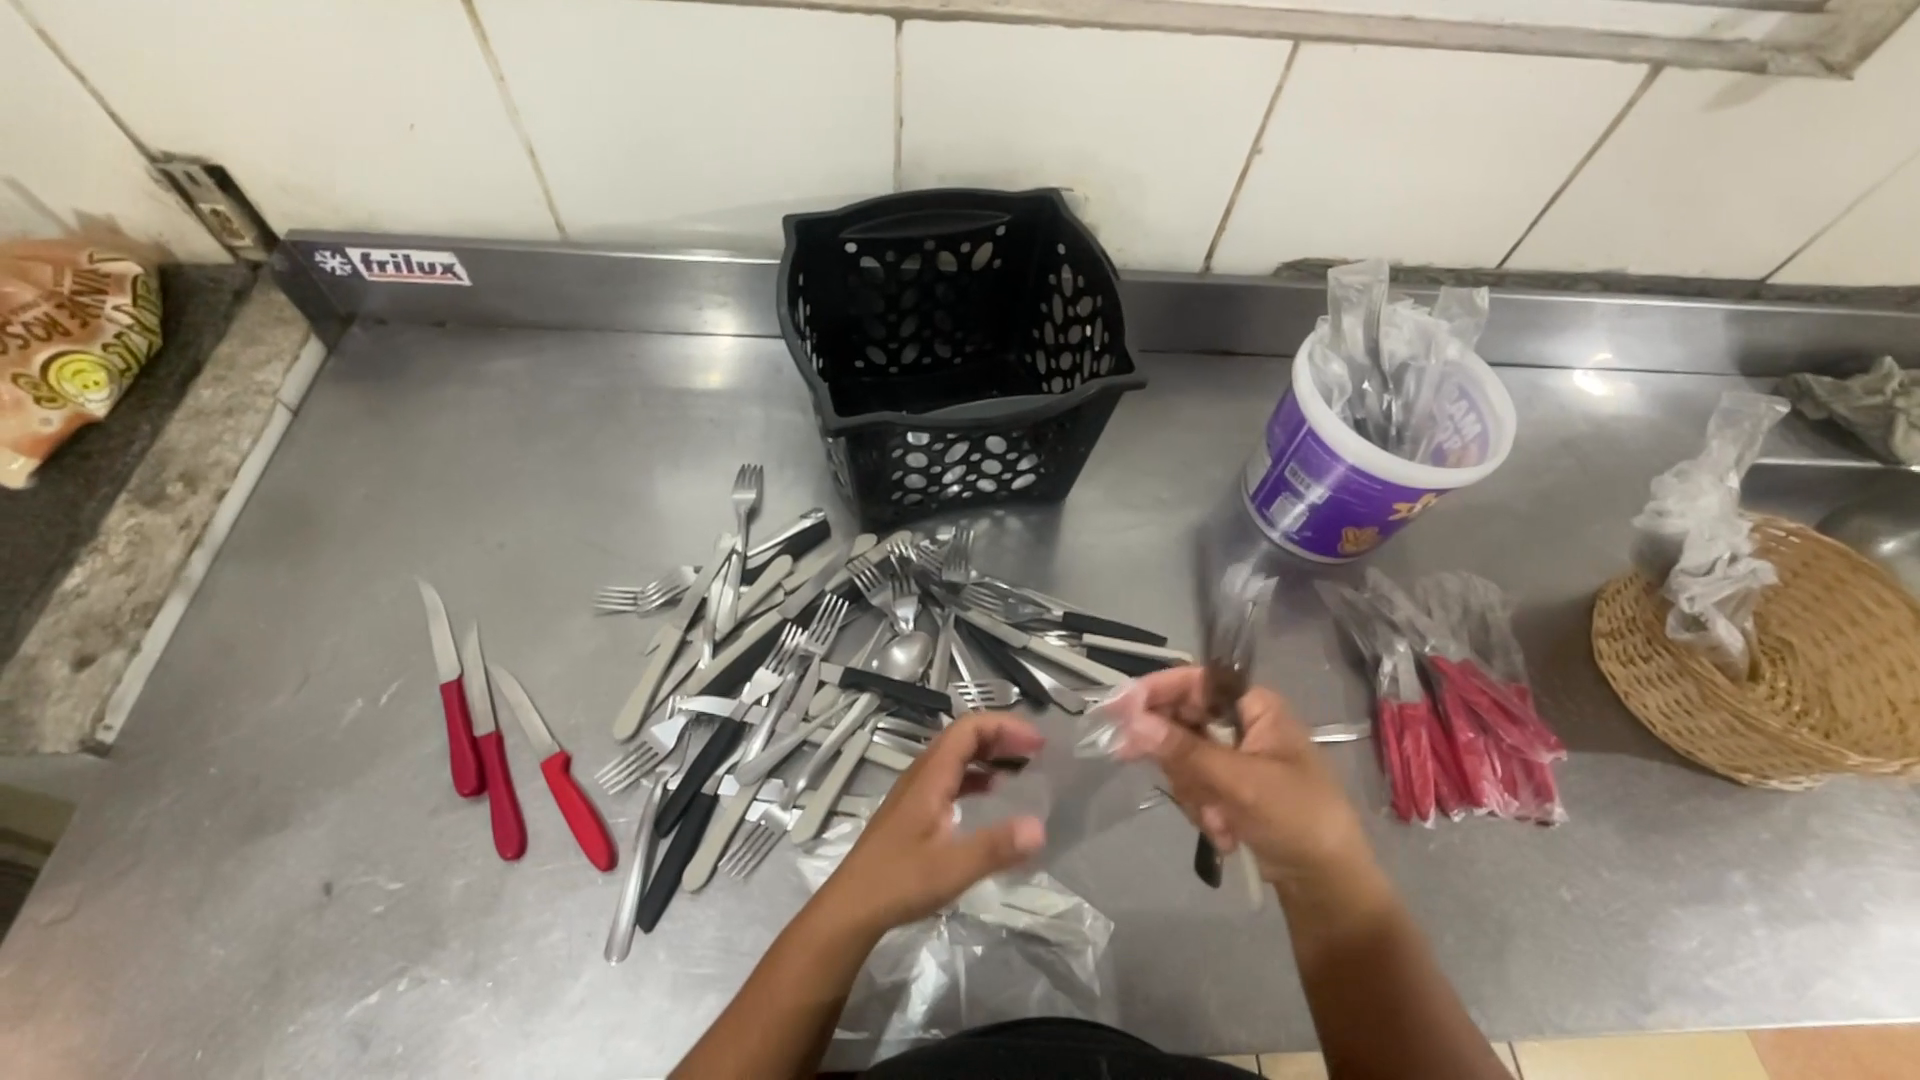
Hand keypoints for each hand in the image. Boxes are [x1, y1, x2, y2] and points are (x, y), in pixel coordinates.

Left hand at [811, 712, 1046, 935]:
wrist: (852, 907)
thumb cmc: (898, 882)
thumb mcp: (952, 868)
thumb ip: (996, 847)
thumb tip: (1039, 827)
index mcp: (930, 777)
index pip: (968, 729)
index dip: (1004, 726)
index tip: (1036, 743)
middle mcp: (922, 775)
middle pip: (962, 737)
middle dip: (1001, 736)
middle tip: (1037, 751)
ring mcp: (916, 792)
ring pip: (956, 756)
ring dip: (989, 754)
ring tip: (1022, 767)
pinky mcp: (914, 811)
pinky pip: (950, 778)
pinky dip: (976, 776)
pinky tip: (992, 794)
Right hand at [1114, 667, 1373, 891]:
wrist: (1328, 883)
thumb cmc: (1298, 817)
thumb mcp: (1240, 782)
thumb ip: (1184, 750)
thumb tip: (1131, 721)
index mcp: (1255, 707)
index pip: (1194, 681)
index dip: (1155, 692)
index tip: (1118, 710)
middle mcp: (1242, 725)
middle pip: (1182, 723)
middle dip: (1183, 765)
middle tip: (1184, 787)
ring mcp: (1234, 759)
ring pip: (1183, 760)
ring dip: (1197, 796)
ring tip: (1224, 823)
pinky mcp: (1229, 790)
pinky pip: (1194, 787)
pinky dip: (1204, 811)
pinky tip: (1228, 836)